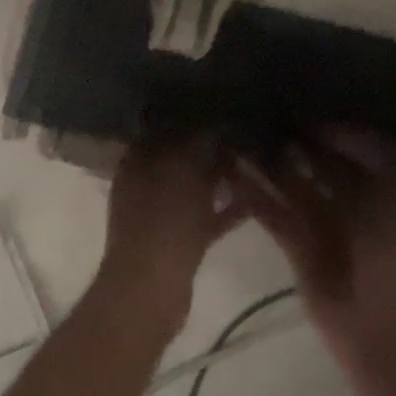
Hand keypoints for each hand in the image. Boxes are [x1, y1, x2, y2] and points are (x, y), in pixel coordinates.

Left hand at [94, 133, 244, 324]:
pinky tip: (259, 200)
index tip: (226, 106)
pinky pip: (206, 218)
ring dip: (223, 177)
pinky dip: (227, 209)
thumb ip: (198, 141)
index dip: (192, 115)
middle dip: (212, 145)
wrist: (151, 290)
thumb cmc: (164, 223)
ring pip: (195, 188)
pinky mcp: (177, 242)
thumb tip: (214, 122)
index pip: (162, 126)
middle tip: (251, 131)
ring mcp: (160, 215)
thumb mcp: (183, 170)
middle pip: (181, 156)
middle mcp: (144, 184)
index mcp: (136, 161)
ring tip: (260, 160)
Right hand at [230, 128, 395, 357]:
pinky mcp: (299, 249)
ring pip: (296, 184)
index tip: (295, 93)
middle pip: (326, 159)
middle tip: (256, 107)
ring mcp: (330, 225)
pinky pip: (274, 213)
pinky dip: (254, 194)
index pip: (364, 140)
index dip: (333, 120)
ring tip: (234, 132)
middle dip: (296, 137)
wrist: (392, 325)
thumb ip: (375, 146)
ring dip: (270, 162)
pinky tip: (228, 170)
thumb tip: (327, 127)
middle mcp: (366, 198)